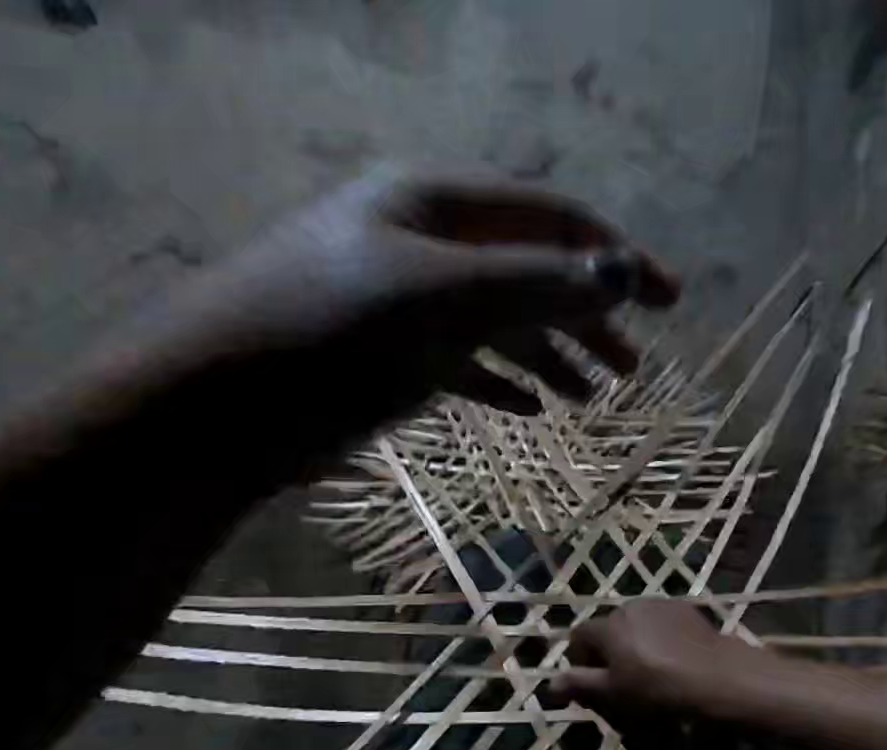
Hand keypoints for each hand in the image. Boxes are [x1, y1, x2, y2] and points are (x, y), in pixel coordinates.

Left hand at [145, 169, 679, 416]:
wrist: (217, 406)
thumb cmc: (331, 337)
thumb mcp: (443, 300)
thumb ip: (536, 283)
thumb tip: (622, 273)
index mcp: (437, 205)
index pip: (552, 218)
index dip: (616, 256)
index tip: (669, 301)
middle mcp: (423, 243)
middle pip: (528, 272)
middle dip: (586, 318)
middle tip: (633, 369)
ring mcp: (403, 302)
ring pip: (498, 322)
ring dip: (550, 356)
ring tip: (593, 398)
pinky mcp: (385, 358)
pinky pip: (461, 363)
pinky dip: (500, 382)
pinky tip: (531, 408)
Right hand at [549, 599, 759, 722]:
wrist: (715, 675)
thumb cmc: (657, 688)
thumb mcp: (614, 692)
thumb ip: (581, 684)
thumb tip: (549, 685)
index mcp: (606, 626)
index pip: (578, 637)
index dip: (580, 660)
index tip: (592, 682)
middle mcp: (627, 606)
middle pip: (606, 627)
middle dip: (607, 649)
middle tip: (622, 677)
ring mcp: (657, 603)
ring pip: (633, 622)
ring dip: (633, 640)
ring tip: (650, 666)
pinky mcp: (683, 606)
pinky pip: (658, 620)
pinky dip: (657, 634)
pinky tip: (672, 655)